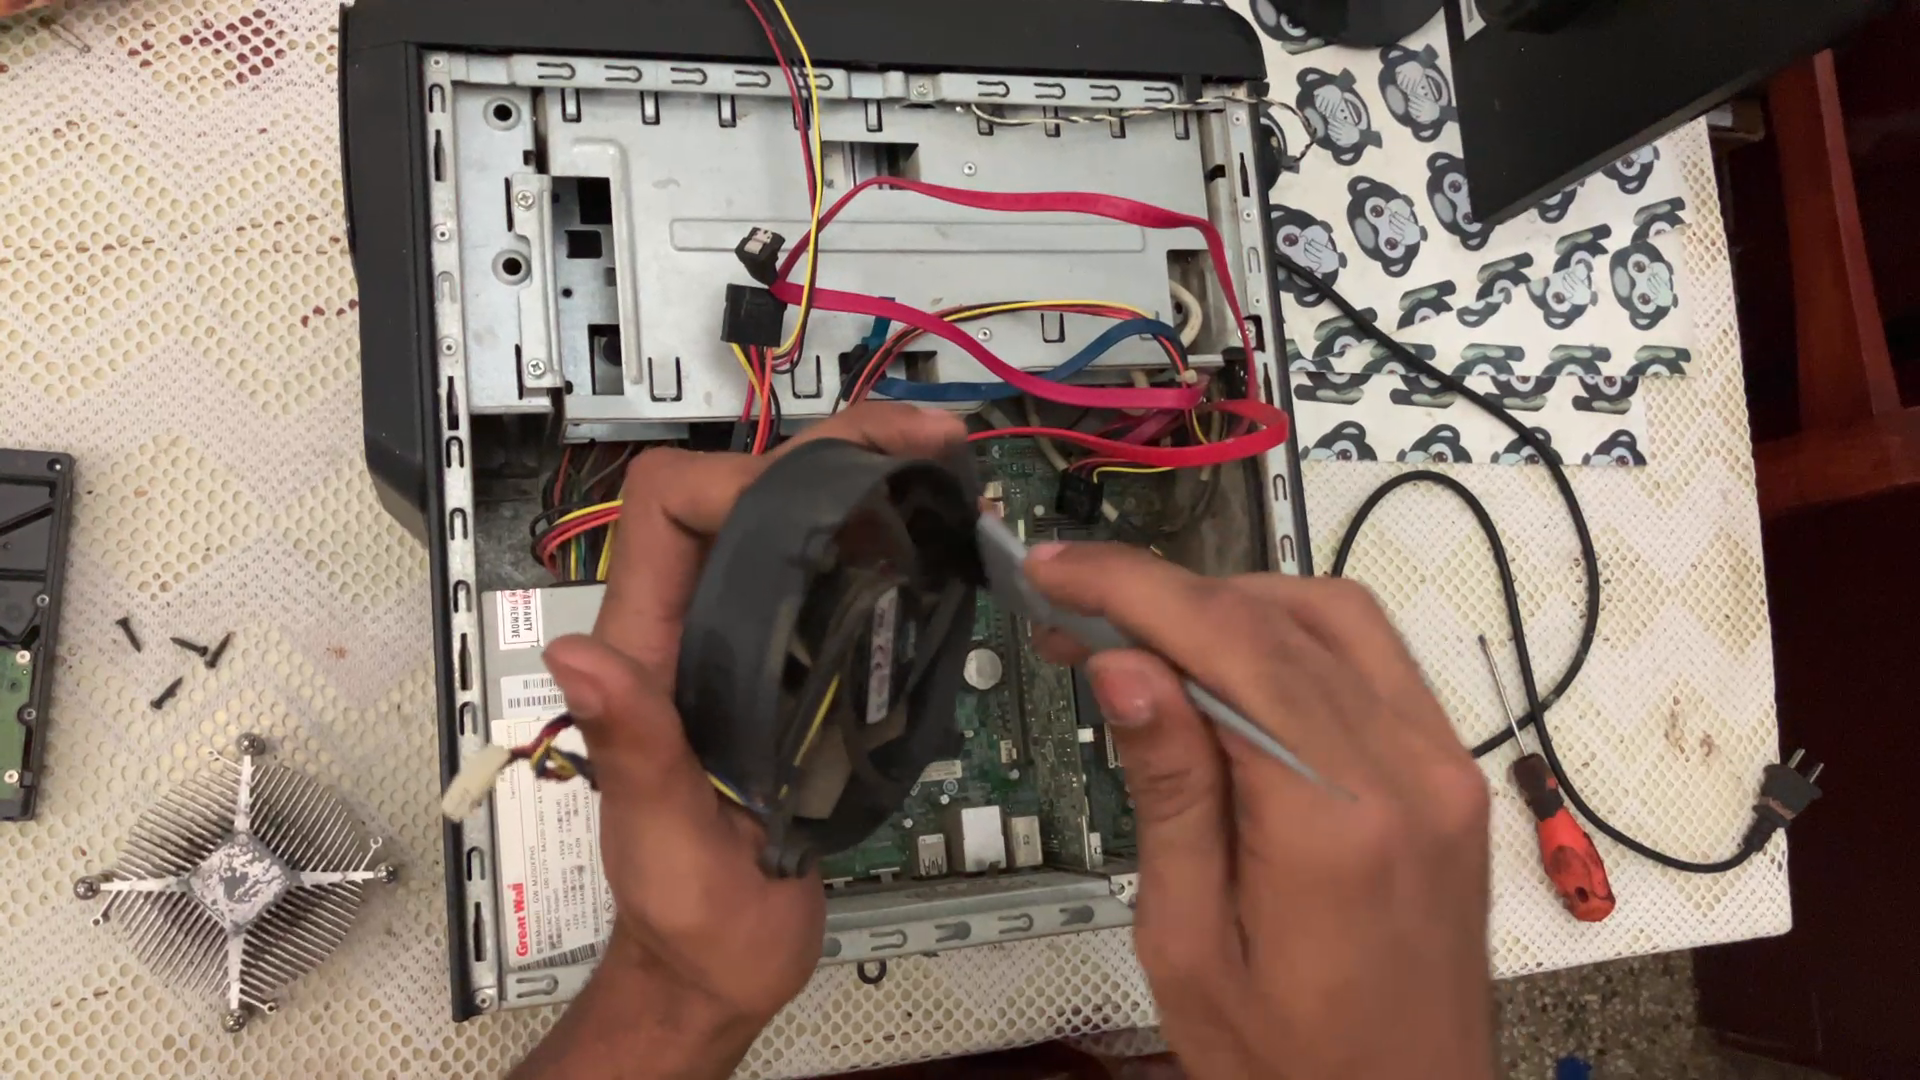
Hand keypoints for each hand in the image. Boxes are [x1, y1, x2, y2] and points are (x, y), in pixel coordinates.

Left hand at [517, 404, 965, 1079]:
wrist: (725, 950)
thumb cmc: (688, 909)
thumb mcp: (662, 840)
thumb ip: (632, 751)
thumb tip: (580, 653)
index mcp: (655, 644)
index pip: (669, 504)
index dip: (743, 475)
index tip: (833, 497)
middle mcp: (703, 620)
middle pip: (749, 488)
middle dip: (835, 449)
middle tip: (928, 441)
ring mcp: (757, 636)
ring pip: (801, 521)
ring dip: (869, 482)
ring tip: (946, 474)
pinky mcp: (802, 660)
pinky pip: (840, 575)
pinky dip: (889, 544)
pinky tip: (939, 544)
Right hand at [1027, 543, 1494, 1079]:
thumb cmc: (1276, 1057)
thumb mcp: (1187, 937)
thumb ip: (1167, 788)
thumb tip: (1122, 663)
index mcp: (1336, 819)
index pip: (1226, 647)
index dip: (1128, 589)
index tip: (1050, 570)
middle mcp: (1409, 767)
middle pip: (1270, 617)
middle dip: (1155, 590)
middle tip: (1071, 607)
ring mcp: (1440, 759)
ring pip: (1324, 612)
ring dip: (1218, 602)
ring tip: (1140, 636)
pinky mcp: (1444, 763)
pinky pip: (1359, 649)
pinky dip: (1275, 626)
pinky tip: (1220, 659)